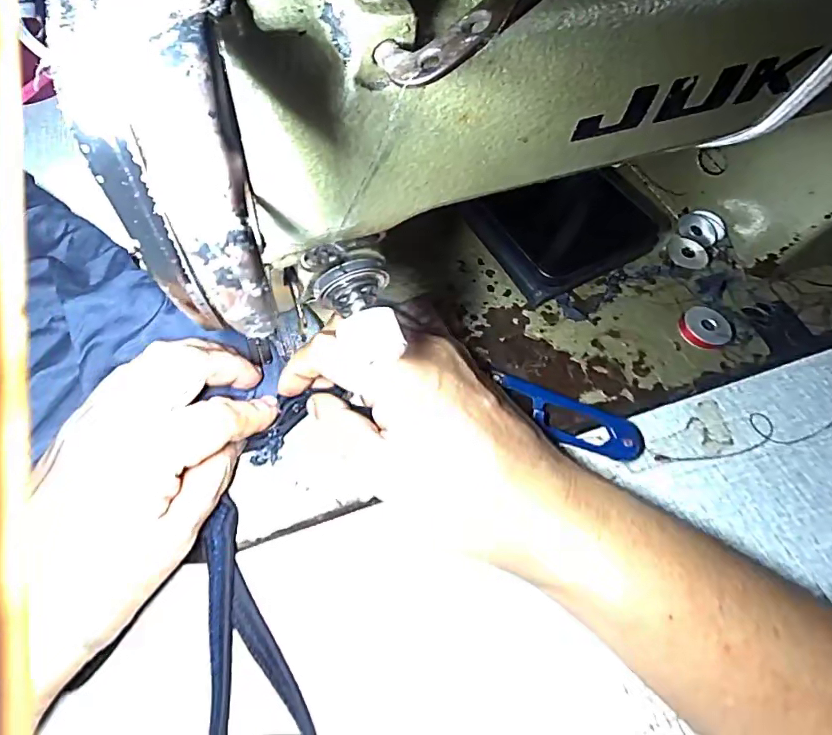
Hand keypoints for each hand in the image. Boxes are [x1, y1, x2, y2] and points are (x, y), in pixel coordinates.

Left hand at [26, 339, 277, 713]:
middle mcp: (115, 423)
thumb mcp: (173, 542)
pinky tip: (176, 384)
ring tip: (220, 372)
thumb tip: (233, 442)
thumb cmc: (92, 589)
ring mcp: (92, 416)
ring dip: (192, 356)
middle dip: (225, 362)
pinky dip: (160, 366)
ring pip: (152, 357)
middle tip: (250, 376)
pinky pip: (127, 373)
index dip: (249, 411)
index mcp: (146, 455)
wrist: (29, 606)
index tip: (266, 412)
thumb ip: (210, 479)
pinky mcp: (79, 421)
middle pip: (182, 363)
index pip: (214, 414)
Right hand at [279, 316, 577, 571]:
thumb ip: (340, 430)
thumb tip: (320, 408)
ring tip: (351, 391)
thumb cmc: (474, 500)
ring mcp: (447, 350)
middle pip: (355, 324)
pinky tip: (388, 393)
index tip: (293, 385)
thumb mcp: (384, 474)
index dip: (300, 365)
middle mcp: (424, 347)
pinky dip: (385, 355)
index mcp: (399, 371)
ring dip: (356, 350)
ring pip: (382, 326)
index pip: (329, 346)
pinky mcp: (462, 361)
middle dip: (327, 351)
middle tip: (316, 386)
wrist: (538, 507)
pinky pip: (411, 339)